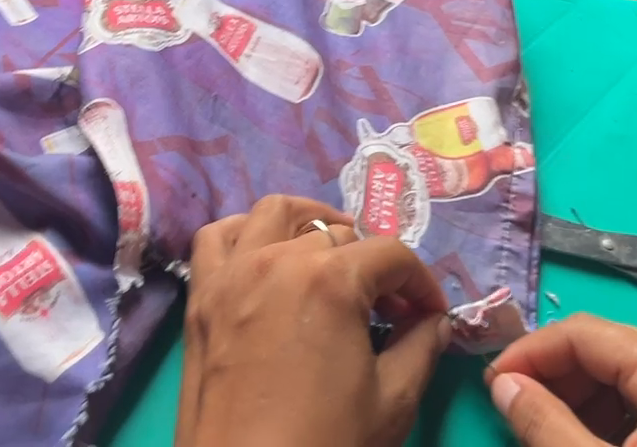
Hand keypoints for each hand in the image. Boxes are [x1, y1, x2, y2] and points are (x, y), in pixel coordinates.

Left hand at [176, 195, 452, 446]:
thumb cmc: (324, 443)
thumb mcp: (391, 402)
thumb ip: (420, 347)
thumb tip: (434, 319)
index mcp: (331, 279)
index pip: (391, 255)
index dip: (420, 282)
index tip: (431, 313)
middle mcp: (279, 258)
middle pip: (339, 234)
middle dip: (373, 265)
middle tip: (388, 308)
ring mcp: (234, 271)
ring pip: (276, 212)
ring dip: (310, 223)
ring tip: (330, 256)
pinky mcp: (202, 293)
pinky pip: (217, 237)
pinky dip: (243, 232)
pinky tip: (263, 253)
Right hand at [486, 314, 636, 446]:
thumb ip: (544, 423)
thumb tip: (503, 384)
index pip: (587, 334)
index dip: (531, 353)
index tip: (494, 382)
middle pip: (612, 352)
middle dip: (558, 378)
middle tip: (517, 408)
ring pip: (635, 378)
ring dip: (586, 399)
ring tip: (552, 431)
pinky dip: (622, 420)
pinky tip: (595, 444)